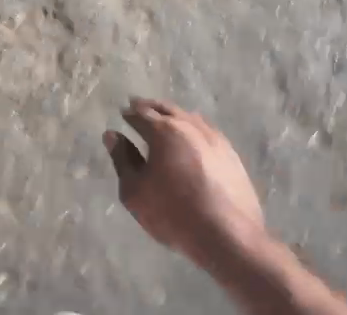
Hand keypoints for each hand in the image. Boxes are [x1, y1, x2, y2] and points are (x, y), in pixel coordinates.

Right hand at [105, 98, 266, 264]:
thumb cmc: (174, 214)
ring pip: (190, 118)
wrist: (230, 240)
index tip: (123, 113)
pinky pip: (210, 132)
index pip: (141, 113)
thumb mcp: (134, 191)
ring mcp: (215, 141)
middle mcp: (190, 127)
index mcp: (163, 131)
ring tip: (166, 120)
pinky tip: (194, 139)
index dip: (129, 113)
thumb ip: (122, 159)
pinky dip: (196, 129)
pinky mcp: (233, 157)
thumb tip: (112, 135)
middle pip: (167, 109)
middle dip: (151, 107)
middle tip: (139, 107)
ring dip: (175, 116)